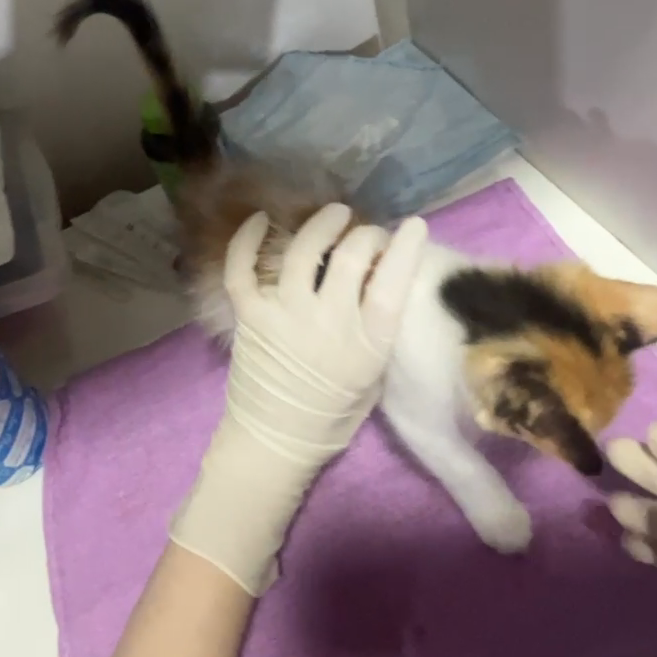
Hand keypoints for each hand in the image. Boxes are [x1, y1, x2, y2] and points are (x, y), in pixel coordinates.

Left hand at [170, 205, 428, 594]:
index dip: (405, 247)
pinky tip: (261, 219)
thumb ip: (379, 327)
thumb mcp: (374, 374)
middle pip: (351, 257)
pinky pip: (242, 268)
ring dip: (321, 225)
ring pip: (302, 251)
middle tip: (367, 231)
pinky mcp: (249, 315)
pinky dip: (247, 240)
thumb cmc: (333, 412)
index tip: (413, 226)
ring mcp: (283, 315)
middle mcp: (326, 322)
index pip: (392, 283)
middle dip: (365, 234)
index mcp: (365, 344)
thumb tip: (382, 278)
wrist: (275, 440)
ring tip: (334, 215)